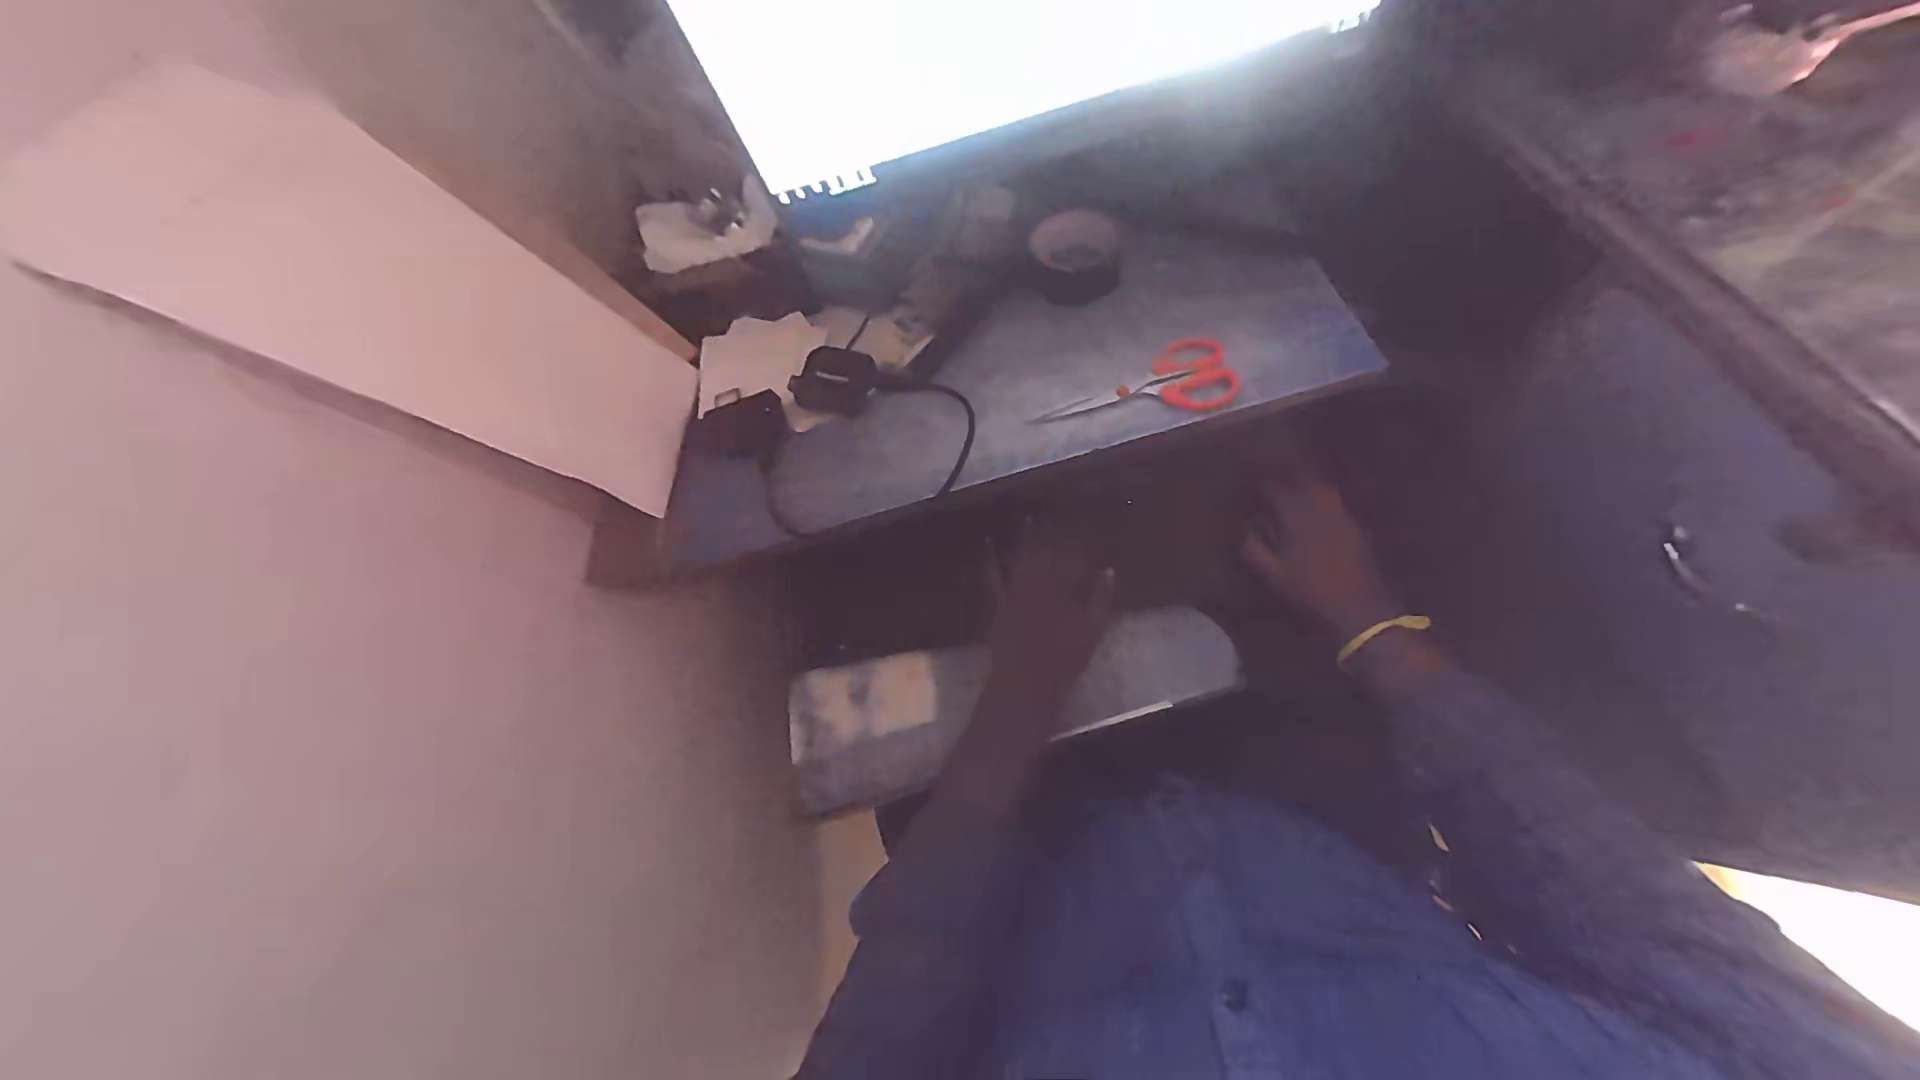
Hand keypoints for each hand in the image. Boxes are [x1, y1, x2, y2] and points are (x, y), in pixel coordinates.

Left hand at [984, 525, 1116, 702]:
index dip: (1080, 539)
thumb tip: (1108, 570)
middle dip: (1054, 532)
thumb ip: (1102, 598)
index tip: (1085, 525)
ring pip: (1022, 557)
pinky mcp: (1000, 601)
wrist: (1025, 679)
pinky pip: (993, 576)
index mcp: (1063, 586)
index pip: (1073, 554)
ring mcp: (1016, 589)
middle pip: (1047, 550)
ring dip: (1026, 537)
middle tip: (1058, 512)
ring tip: (1030, 517)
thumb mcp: (1093, 629)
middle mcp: (1038, 581)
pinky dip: (991, 558)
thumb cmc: (1064, 658)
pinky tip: (989, 543)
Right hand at [1240, 474, 1400, 639]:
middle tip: (1272, 489)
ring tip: (1294, 496)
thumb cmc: (1308, 592)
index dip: (1261, 489)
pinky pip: (1338, 505)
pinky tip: (1317, 514)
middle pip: (1303, 482)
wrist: (1358, 611)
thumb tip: (1245, 527)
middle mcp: (1321, 508)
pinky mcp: (1358, 528)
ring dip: (1307, 488)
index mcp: (1296, 516)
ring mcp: (1344, 517)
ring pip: (1324, 490)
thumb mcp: (1270, 574)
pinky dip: (1324, 503)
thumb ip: (1252, 547)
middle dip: (1286, 482)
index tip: (1251, 493)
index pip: (1275, 490)